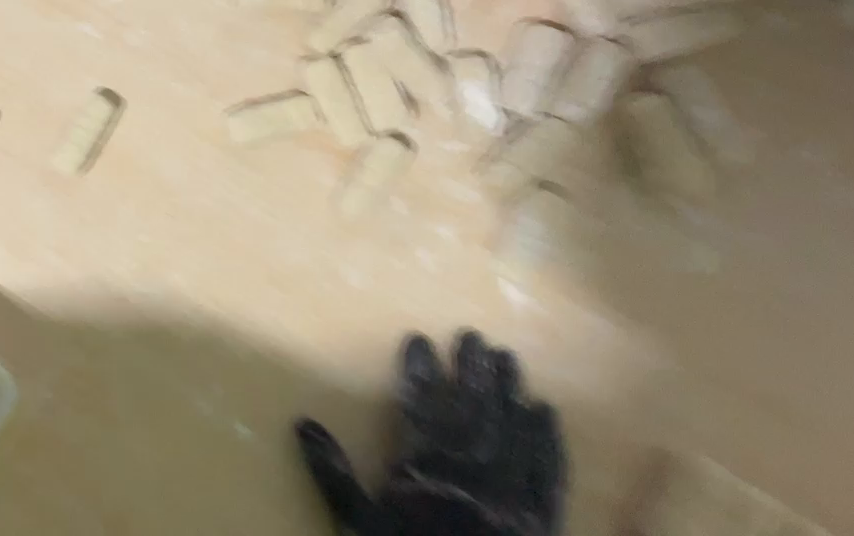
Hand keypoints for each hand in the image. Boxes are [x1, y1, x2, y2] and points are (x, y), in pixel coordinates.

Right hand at [294, 330, 565, 535]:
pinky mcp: (544, 522)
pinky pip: (550, 474)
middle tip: (472, 336)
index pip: (421, 411)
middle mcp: (472, 478)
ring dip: (509, 393)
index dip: (419, 373)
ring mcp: (513, 498)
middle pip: (473, 415)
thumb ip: (333, 474)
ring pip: (514, 435)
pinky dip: (548, 440)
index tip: (419, 338)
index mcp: (425, 474)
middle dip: (472, 372)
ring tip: (507, 356)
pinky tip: (547, 411)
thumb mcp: (358, 521)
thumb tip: (303, 421)